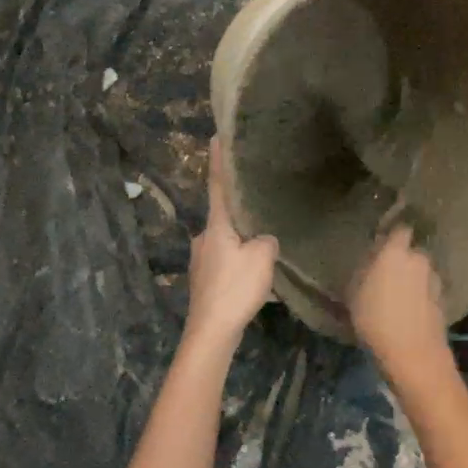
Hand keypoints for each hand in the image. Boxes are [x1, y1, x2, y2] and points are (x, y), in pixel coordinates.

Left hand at [185, 140, 278, 350]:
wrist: (211, 332)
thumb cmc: (234, 289)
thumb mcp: (262, 258)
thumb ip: (267, 240)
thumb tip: (264, 239)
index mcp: (216, 225)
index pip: (216, 184)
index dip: (217, 160)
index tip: (216, 136)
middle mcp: (203, 236)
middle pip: (222, 215)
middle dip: (239, 210)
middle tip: (259, 202)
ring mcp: (200, 259)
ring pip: (224, 240)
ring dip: (240, 240)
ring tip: (262, 243)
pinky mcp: (204, 280)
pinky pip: (225, 260)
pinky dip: (238, 260)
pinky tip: (252, 273)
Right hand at [347, 226, 452, 373]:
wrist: (414, 355)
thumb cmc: (376, 320)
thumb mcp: (354, 293)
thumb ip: (363, 271)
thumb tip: (370, 262)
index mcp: (396, 252)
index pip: (400, 229)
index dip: (391, 236)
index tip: (380, 245)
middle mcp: (419, 260)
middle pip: (411, 252)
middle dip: (402, 260)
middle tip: (385, 275)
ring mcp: (435, 282)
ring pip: (421, 273)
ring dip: (412, 279)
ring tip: (397, 297)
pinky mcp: (443, 302)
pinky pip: (427, 292)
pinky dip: (420, 297)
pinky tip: (409, 312)